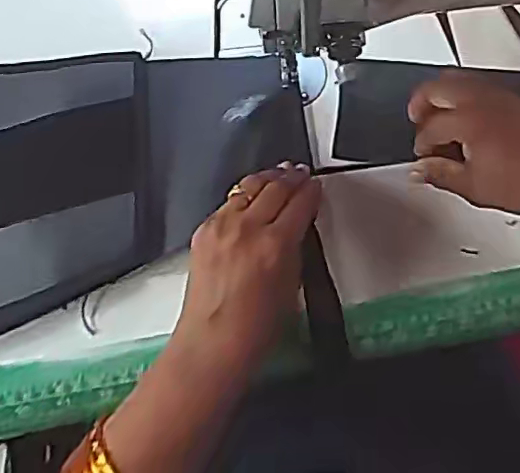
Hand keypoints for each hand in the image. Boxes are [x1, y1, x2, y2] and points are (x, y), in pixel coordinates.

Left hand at [168, 164, 321, 379]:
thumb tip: (297, 227)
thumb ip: (296, 248)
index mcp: (275, 245)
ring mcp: (222, 226)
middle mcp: (247, 229)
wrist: (212, 345)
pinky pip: (229, 201)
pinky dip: (244, 195)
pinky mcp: (204, 230)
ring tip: (279, 174)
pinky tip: (251, 196)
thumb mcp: (292, 287)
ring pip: (250, 185)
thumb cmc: (254, 330)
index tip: (315, 186)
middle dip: (292, 177)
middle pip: (276, 186)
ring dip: (268, 178)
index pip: (300, 202)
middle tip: (300, 173)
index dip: (311, 190)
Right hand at [406, 71, 519, 250]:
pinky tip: (467, 117)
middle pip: (437, 88)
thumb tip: (420, 170)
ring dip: (442, 95)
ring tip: (439, 116)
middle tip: (418, 121)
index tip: (423, 156)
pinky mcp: (512, 99)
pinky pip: (477, 85)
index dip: (421, 143)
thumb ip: (440, 174)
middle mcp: (480, 99)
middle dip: (422, 104)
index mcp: (467, 119)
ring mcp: (498, 96)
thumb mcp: (473, 186)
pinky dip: (462, 95)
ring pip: (457, 80)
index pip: (431, 126)